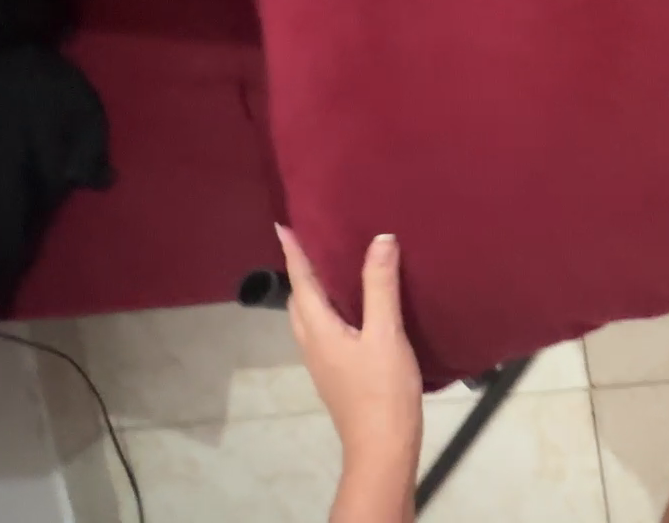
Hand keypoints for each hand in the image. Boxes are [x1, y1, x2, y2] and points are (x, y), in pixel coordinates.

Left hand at [276, 225, 423, 474]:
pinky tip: (358, 301)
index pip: (301, 283)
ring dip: (317, 286)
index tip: (282, 226)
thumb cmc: (382, 386)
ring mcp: (325, 358)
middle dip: (302, 269)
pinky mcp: (340, 366)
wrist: (383, 441)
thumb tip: (380, 239)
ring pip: (313, 314)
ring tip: (336, 262)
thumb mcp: (386, 332)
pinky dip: (334, 303)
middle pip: (300, 299)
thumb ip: (380, 286)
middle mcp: (314, 342)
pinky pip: (328, 324)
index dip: (294, 253)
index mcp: (320, 330)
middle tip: (314, 238)